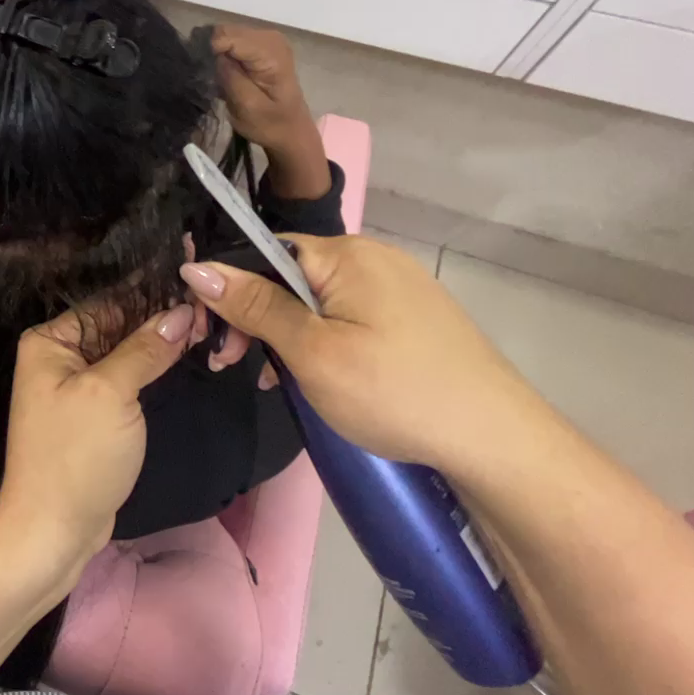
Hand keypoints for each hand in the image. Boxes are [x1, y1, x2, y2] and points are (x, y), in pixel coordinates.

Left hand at [0, 304, 194, 552]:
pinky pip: (127, 378)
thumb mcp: (111, 393)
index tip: (195, 278)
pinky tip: (186, 354)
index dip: (150, 292)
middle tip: (212, 304)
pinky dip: (154, 368)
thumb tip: (179, 312)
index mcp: (49, 341)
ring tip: (209, 323)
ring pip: (126, 352)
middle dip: (160, 317)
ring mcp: (76, 385)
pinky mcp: (95, 412)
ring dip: (161, 342)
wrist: (53, 528)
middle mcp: (58, 356)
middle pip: (117, 325)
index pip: (106, 302)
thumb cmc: (75, 455)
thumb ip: (144, 350)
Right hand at [180, 235, 548, 468]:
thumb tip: (195, 267)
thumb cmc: (394, 391)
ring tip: (274, 380)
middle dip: (252, 317)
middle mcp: (372, 259)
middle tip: (233, 366)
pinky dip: (318, 342)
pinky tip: (313, 376)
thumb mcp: (312, 351)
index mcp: (346, 255)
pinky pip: (343, 317)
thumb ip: (254, 306)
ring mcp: (396, 288)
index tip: (207, 336)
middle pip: (286, 276)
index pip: (261, 251)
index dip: (226, 289)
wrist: (498, 443)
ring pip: (313, 301)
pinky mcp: (411, 318)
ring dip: (282, 335)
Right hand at [208, 25, 330, 198]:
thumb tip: (213, 55)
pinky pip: (232, 42)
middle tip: (209, 78)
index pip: (228, 36)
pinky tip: (226, 74)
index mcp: (270, 53)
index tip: (203, 73)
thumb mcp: (247, 107)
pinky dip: (223, 57)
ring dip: (216, 55)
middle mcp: (269, 38)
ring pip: (226, 35)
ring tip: (216, 79)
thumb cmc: (271, 124)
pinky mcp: (260, 46)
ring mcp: (266, 40)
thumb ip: (231, 78)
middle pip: (225, 32)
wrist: (291, 131)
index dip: (209, 51)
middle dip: (212, 53)